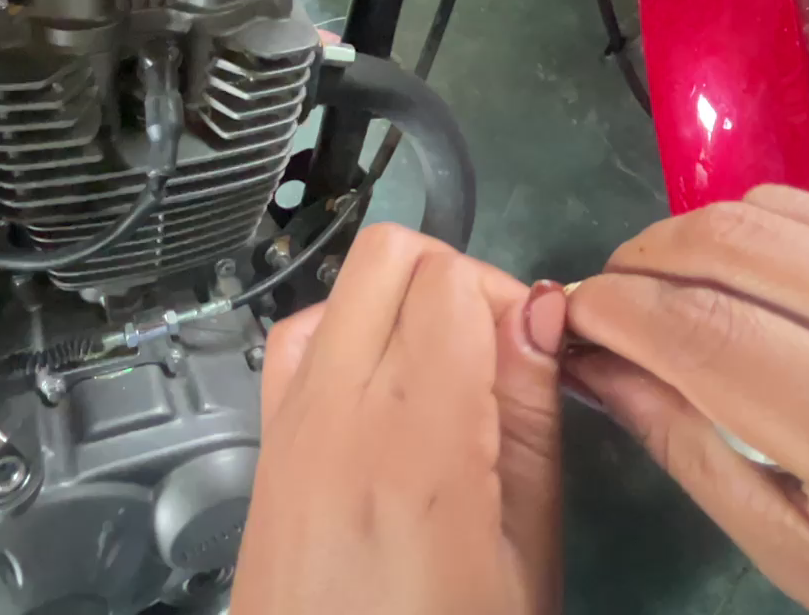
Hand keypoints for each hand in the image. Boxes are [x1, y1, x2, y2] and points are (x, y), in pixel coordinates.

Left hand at [231, 223, 567, 614]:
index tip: (532, 353)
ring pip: (346, 281)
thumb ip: (528, 414)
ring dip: (402, 299)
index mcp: (411, 434)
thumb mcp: (524, 554)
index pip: (452, 280)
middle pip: (390, 253)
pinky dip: (350, 328)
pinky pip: (304, 332)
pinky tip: (380, 386)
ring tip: (440, 372)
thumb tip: (540, 307)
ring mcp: (289, 409)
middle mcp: (335, 400)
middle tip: (491, 352)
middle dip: (453, 279)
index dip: (506, 300)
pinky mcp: (267, 427)